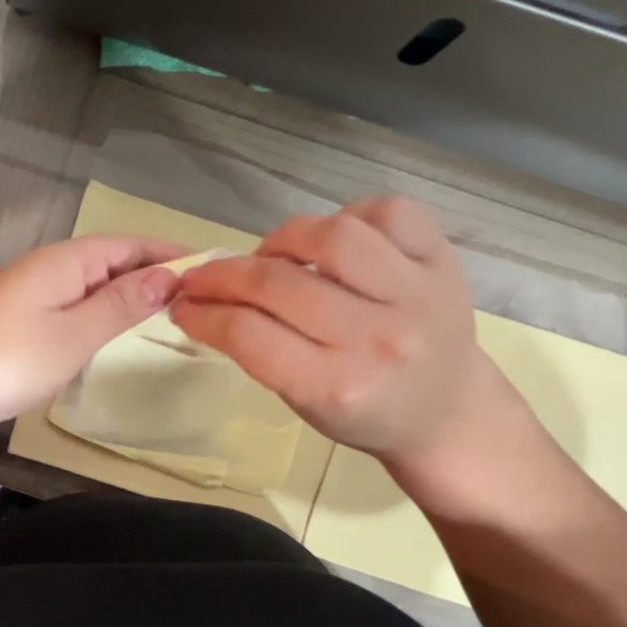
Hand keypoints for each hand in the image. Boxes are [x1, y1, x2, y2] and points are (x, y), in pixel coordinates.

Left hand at [0, 234, 187, 438]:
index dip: (167, 253)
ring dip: (124, 295)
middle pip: (109, 261)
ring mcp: (29, 296)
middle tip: (194, 296)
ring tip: (164, 313)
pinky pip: (70, 308)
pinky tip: (110, 333)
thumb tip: (168, 276)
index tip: (209, 268)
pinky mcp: (18, 324)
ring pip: (89, 286)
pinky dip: (97, 315)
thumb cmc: (12, 362)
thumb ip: (123, 304)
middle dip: (149, 273)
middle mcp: (46, 269)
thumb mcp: (77, 333)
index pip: (127, 244)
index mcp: (64, 261)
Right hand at [169, 197, 516, 467]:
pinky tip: (331, 241)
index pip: (248, 335)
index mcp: (336, 387)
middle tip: (202, 277)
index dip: (204, 313)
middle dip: (224, 276)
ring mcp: (418, 294)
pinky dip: (347, 216)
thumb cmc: (361, 414)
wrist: (445, 412)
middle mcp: (379, 339)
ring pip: (333, 236)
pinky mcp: (443, 261)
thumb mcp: (300, 400)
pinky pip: (388, 212)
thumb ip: (257, 352)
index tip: (182, 305)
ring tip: (269, 256)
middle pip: (279, 284)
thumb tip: (202, 302)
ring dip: (283, 239)